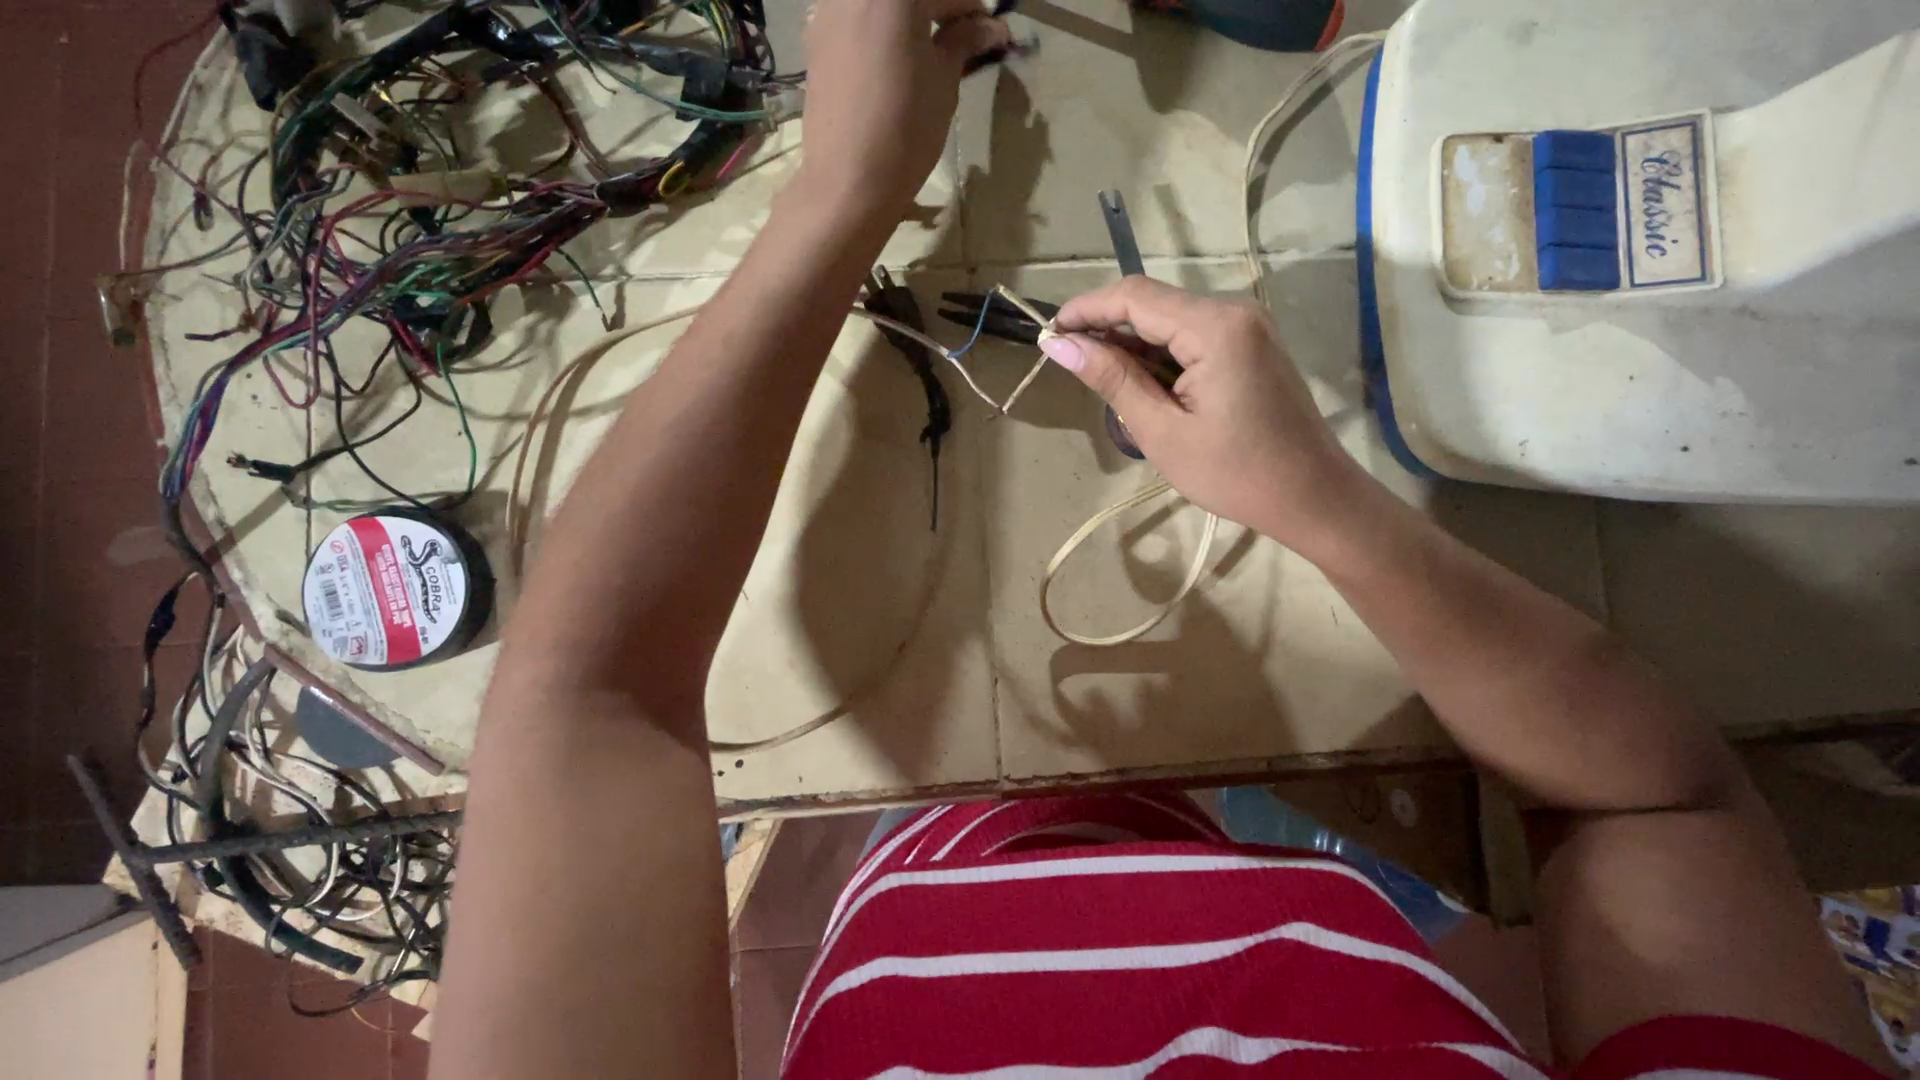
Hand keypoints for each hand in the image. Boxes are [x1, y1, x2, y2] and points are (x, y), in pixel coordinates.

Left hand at [793, 0, 1007, 215]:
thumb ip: (963, 42)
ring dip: (908, 16)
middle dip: (939, 8)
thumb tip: (989, 27)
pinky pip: (855, 17)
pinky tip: (894, 56)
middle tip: (962, 36)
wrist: (848, 181)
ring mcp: (828, 12)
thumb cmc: (906, 131)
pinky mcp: (815, 40)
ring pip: (880, 4)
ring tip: (927, 47)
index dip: (973, 9)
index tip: (991, 33)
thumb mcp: (944, 83)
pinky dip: (879, 26)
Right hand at [1044, 277, 1374, 552]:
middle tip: (1068, 364)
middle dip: (1106, 328)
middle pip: (1152, 304)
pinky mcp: (1251, 346)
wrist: (1313, 496)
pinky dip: (1160, 356)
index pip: (1134, 297)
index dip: (1085, 310)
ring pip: (1170, 321)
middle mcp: (1234, 312)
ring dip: (1131, 345)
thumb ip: (1112, 379)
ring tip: (1102, 384)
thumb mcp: (1162, 431)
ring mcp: (1247, 327)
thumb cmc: (1235, 473)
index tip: (1048, 334)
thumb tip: (1059, 345)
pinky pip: (1192, 337)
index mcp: (1215, 327)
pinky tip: (1141, 386)